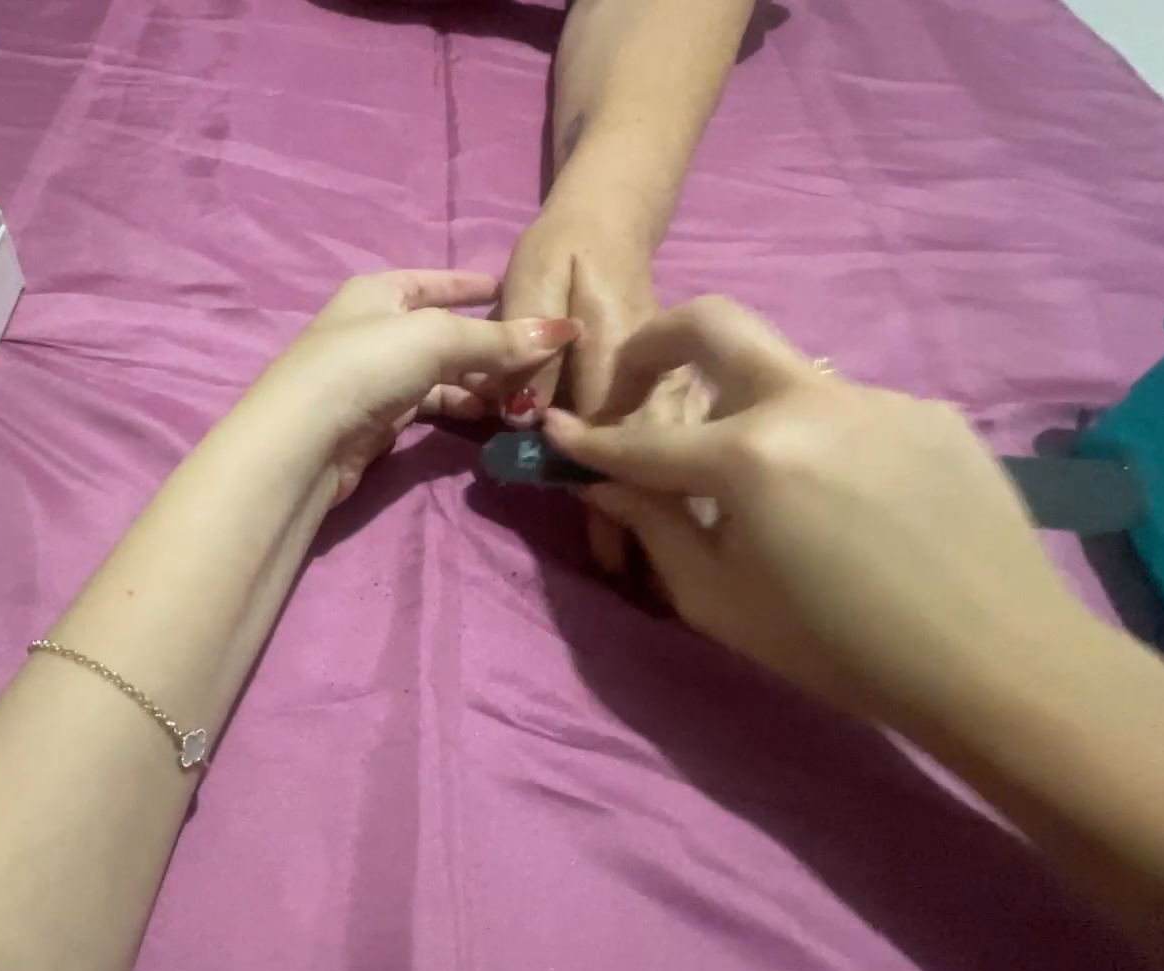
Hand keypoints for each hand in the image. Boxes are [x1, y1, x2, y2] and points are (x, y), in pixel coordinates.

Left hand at [240, 270, 579, 503]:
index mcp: (379, 292)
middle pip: (444, 333)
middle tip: (540, 360)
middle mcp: (374, 330)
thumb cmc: (366, 365)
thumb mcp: (436, 338)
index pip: (435, 281)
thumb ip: (496, 338)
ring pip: (439, 375)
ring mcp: (374, 378)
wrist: (305, 439)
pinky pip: (429, 407)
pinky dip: (459, 408)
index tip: (513, 290)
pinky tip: (489, 417)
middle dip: (489, 346)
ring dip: (479, 382)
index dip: (474, 285)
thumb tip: (563, 331)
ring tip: (523, 394)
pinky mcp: (377, 420)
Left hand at [501, 185, 660, 571]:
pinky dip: (616, 462)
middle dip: (628, 501)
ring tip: (626, 546)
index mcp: (613, 342)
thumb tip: (527, 412)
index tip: (611, 533)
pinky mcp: (635, 381)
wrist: (610, 216)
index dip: (601, 477)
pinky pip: (622, 429)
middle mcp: (639, 366)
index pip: (605, 421)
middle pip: (632, 442)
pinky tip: (611, 493)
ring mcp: (643, 375)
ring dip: (627, 488)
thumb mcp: (532, 279)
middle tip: (624, 562)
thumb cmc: (562, 246)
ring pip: (635, 440)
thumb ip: (520, 342)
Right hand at [543, 297, 1093, 721]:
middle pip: (710, 325)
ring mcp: (877, 397)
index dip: (587, 439)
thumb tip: (601, 482)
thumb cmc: (833, 647)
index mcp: (751, 458)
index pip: (641, 440)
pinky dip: (800, 440)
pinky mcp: (926, 411)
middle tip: (627, 392)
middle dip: (648, 348)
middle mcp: (811, 402)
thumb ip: (651, 526)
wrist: (1000, 665)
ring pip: (774, 377)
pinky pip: (834, 410)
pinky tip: (824, 498)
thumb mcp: (714, 598)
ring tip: (742, 484)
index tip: (554, 429)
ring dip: (731, 414)